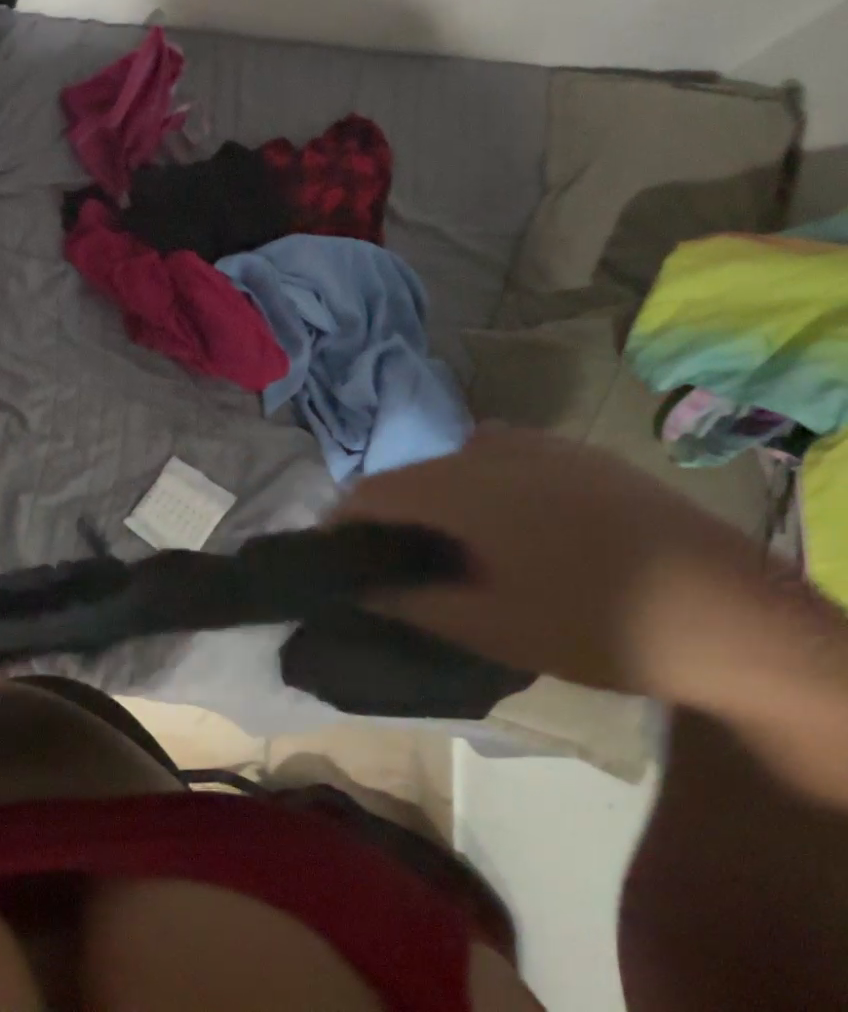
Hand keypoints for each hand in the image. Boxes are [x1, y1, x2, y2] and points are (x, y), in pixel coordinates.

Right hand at [333, 427, 830, 696]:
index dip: (340, 527)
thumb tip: (352, 588)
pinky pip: (505, 460)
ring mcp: (548, 448)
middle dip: (387, 515)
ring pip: (456, 463)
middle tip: (390, 566)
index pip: (369, 492)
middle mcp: (496, 450)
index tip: (334, 565)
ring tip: (446, 550)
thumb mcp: (483, 627)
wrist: (740, 623)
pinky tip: (504, 530)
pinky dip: (481, 487)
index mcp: (463, 486)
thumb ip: (403, 601)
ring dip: (434, 500)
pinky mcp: (587, 459)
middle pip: (410, 474)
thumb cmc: (592, 627)